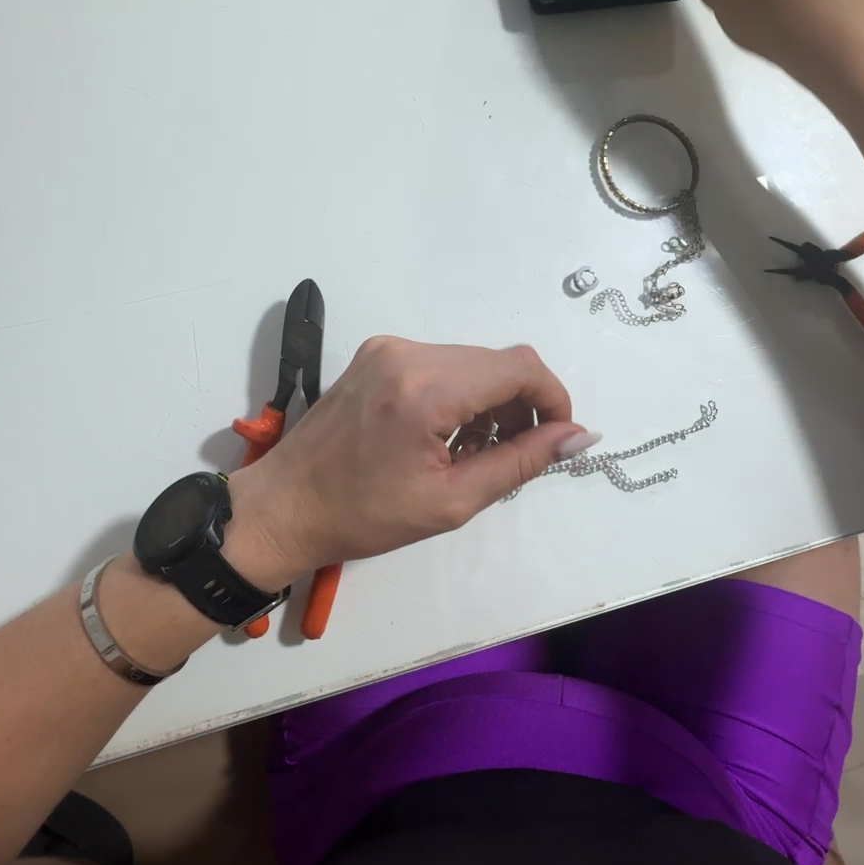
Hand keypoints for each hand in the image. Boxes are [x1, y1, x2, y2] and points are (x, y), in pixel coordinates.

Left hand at [223, 337, 592, 582]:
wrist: (285, 507)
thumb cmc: (364, 516)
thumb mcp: (452, 500)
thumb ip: (521, 462)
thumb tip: (578, 436)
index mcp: (425, 390)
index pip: (520, 367)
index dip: (552, 398)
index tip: (557, 438)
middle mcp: (407, 353)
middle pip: (497, 362)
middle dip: (521, 404)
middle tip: (512, 455)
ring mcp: (387, 348)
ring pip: (471, 361)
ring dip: (490, 400)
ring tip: (473, 451)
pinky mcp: (376, 353)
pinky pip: (441, 362)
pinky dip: (460, 393)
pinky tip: (446, 434)